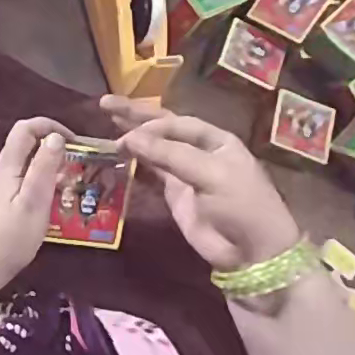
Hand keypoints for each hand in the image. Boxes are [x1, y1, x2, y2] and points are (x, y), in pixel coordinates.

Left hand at [0, 117, 72, 288]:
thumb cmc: (11, 236)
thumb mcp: (33, 201)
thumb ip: (44, 168)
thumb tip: (56, 137)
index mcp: (8, 166)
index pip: (25, 128)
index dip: (50, 126)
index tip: (74, 141)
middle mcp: (2, 172)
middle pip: (27, 144)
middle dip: (54, 146)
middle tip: (78, 162)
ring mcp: (1, 187)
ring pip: (28, 163)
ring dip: (51, 165)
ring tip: (73, 181)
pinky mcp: (3, 202)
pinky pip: (26, 181)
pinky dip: (44, 182)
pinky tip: (57, 199)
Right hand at [102, 96, 302, 271]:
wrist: (249, 250)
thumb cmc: (240, 204)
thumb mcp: (210, 174)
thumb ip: (170, 155)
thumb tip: (128, 139)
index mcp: (215, 139)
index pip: (177, 123)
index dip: (151, 124)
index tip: (127, 132)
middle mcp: (198, 151)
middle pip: (162, 128)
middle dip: (134, 116)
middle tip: (104, 104)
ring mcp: (184, 173)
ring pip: (153, 149)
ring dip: (131, 138)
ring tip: (105, 123)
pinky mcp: (173, 194)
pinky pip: (149, 173)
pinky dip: (132, 164)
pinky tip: (116, 157)